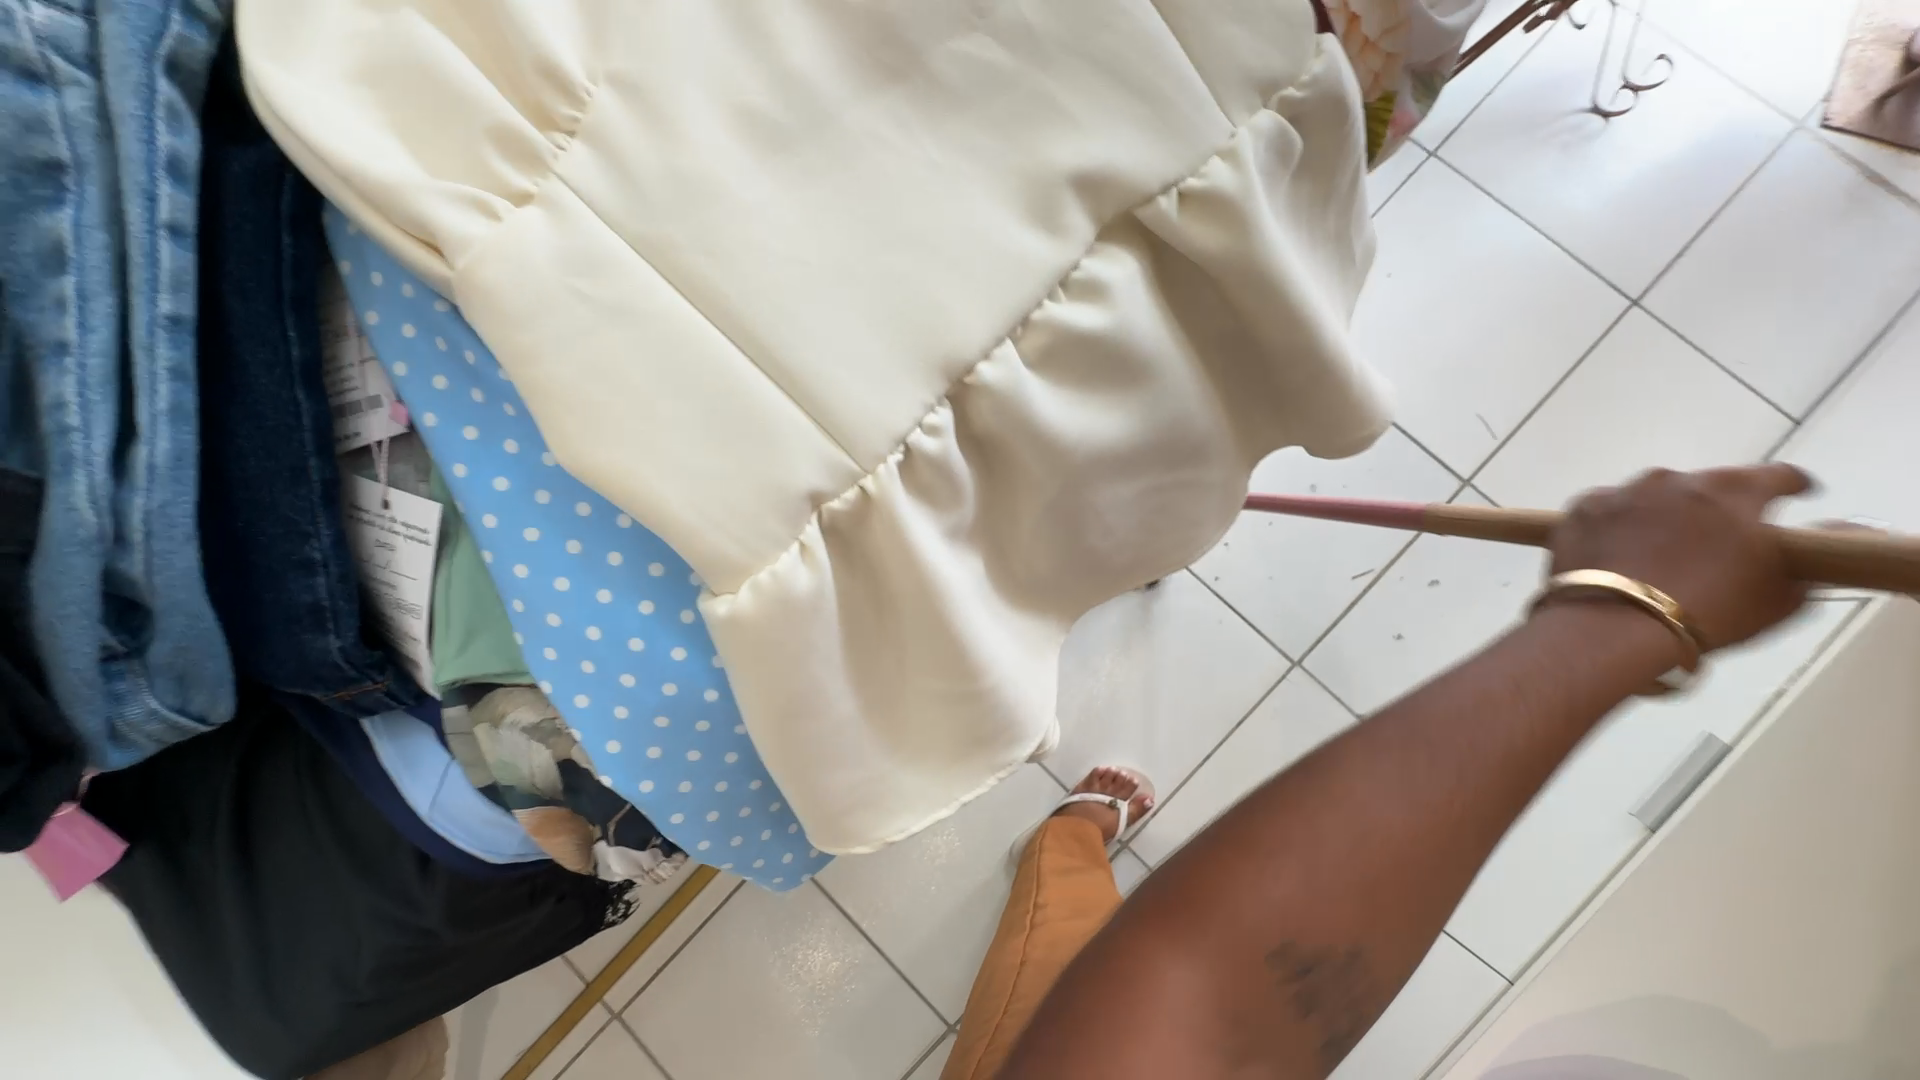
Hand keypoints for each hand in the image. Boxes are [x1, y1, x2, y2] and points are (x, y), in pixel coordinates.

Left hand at [1547, 465, 1812, 650]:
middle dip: (1712, 508)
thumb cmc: (1710, 610)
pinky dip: (1612, 526)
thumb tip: (1840, 532)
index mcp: (1733, 491)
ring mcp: (1619, 492)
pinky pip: (1604, 511)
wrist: (1613, 622)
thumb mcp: (1783, 591)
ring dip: (1658, 515)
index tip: (1796, 494)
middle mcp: (1673, 480)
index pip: (1777, 476)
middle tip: (1711, 541)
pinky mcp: (1576, 510)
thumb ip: (1814, 556)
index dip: (1790, 485)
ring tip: (1657, 550)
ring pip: (1649, 497)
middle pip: (1704, 487)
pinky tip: (1613, 552)